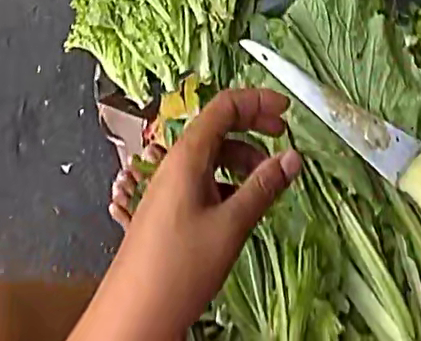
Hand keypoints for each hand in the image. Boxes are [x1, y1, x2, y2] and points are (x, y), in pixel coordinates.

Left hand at [88, 89, 302, 338]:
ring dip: (244, 157)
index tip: (285, 110)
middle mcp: (176, 165)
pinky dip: (230, 180)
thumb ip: (263, 187)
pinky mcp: (170, 210)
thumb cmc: (175, 273)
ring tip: (267, 178)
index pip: (225, 105)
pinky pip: (205, 178)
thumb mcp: (230, 226)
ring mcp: (171, 188)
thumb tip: (293, 157)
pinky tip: (243, 203)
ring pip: (214, 154)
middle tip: (282, 134)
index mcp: (187, 157)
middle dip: (254, 125)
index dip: (258, 101)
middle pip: (220, 125)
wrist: (127, 326)